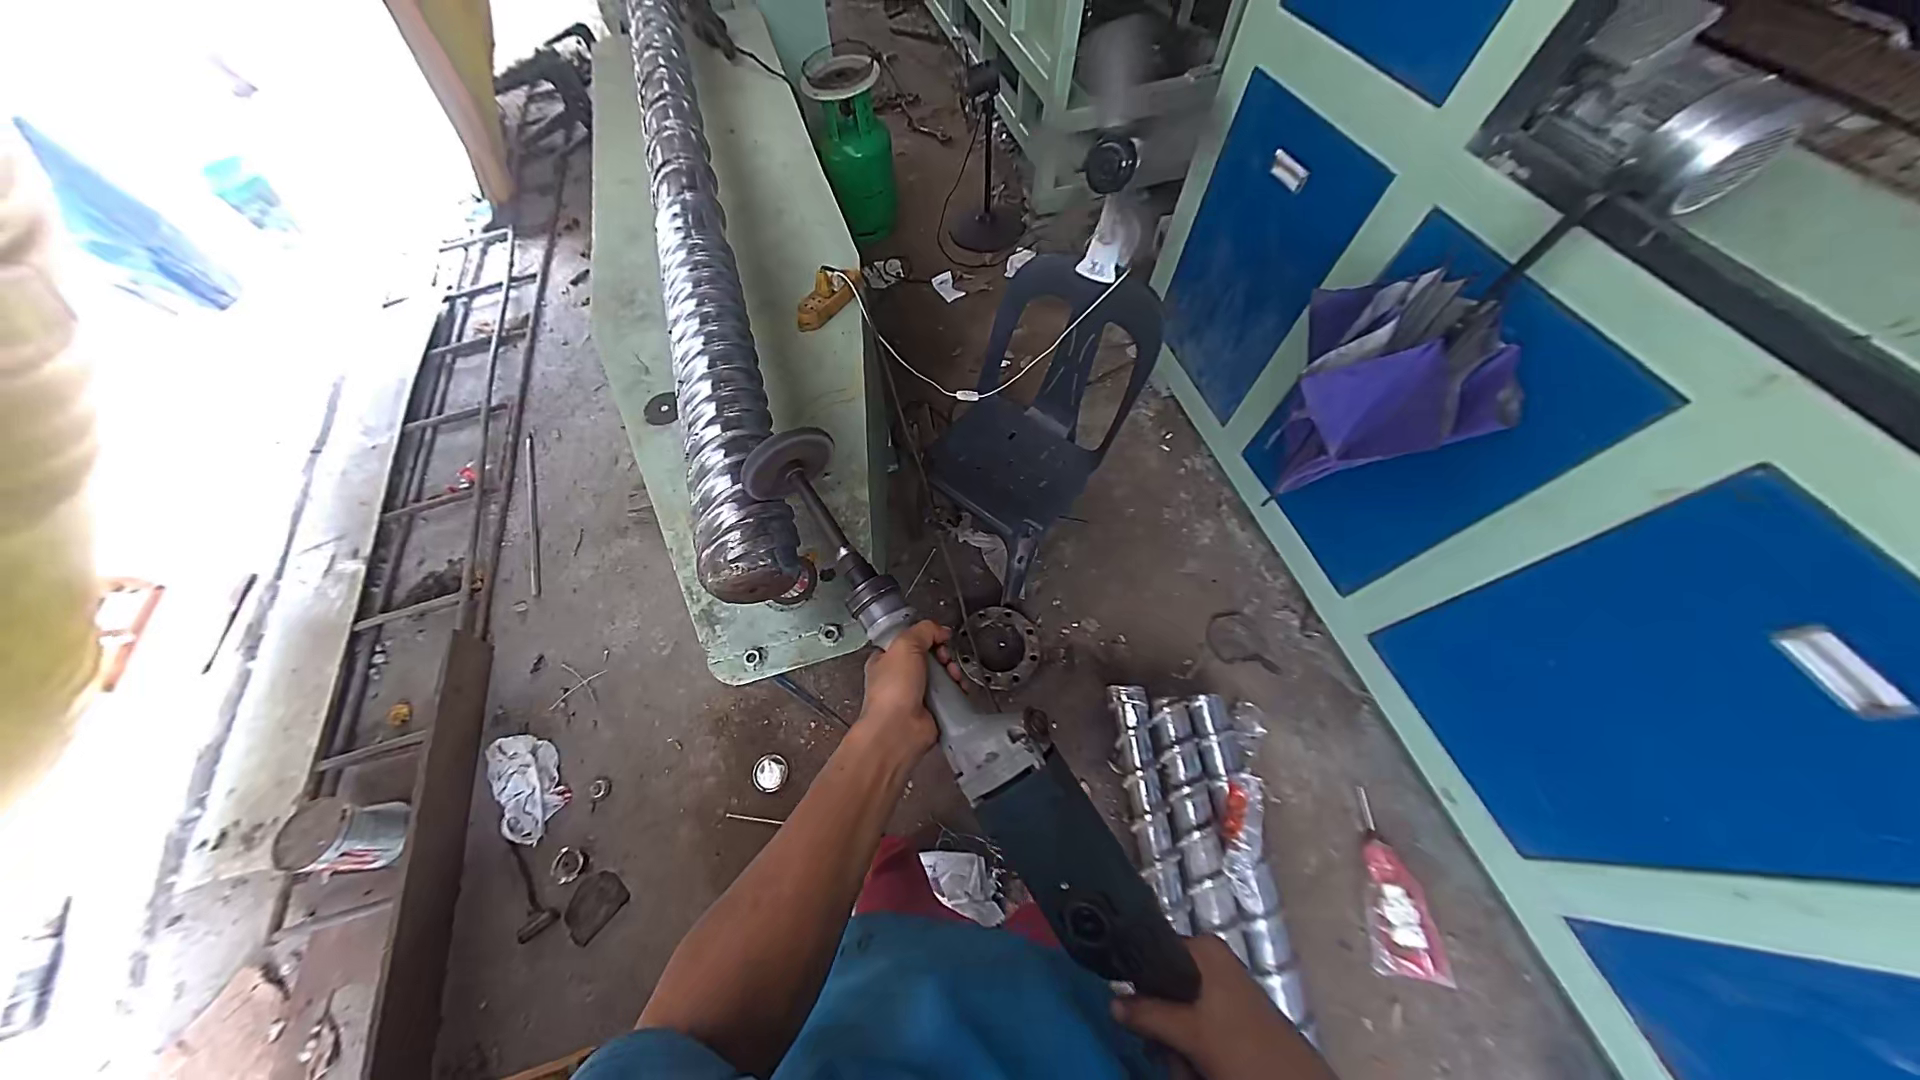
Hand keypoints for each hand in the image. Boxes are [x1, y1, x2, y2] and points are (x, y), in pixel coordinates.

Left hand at [855, 621, 960, 763]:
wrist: (899, 730)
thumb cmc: (892, 690)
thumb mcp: (905, 644)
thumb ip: (924, 630)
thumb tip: (941, 630)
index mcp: (886, 659)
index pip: (910, 640)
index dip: (925, 636)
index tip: (937, 636)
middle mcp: (900, 677)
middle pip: (930, 656)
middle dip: (943, 654)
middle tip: (945, 657)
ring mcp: (917, 694)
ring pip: (942, 674)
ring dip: (952, 671)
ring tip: (953, 673)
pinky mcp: (933, 710)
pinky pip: (950, 694)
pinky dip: (958, 689)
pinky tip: (959, 687)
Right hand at [1112, 936, 1332, 1079]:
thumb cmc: (1246, 1053)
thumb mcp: (1191, 1034)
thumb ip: (1148, 1014)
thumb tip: (1110, 1002)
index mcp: (1204, 949)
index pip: (1152, 951)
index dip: (1138, 982)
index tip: (1129, 1012)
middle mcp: (1213, 962)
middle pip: (1164, 986)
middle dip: (1160, 1025)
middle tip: (1163, 1051)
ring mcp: (1224, 992)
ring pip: (1178, 1014)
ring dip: (1175, 1045)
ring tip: (1187, 1070)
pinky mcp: (1232, 1022)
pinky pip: (1196, 1030)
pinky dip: (1192, 1052)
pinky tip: (1197, 1072)